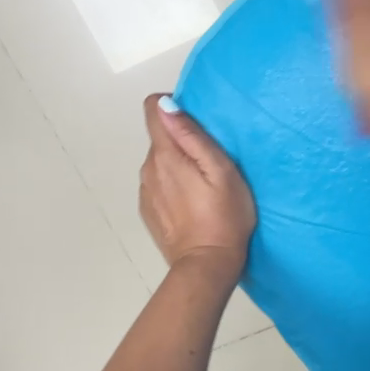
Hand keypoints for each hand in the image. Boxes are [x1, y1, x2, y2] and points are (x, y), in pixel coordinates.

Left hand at [139, 94, 255, 274]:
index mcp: (165, 154)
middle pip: (160, 139)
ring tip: (203, 186)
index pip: (152, 110)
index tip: (196, 122)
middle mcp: (148, 168)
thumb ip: (193, 136)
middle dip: (181, 142)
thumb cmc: (224, 216)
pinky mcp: (148, 211)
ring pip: (159, 164)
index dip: (172, 107)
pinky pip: (158, 185)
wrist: (207, 265)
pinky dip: (172, 187)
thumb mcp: (222, 171)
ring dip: (177, 166)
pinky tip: (191, 205)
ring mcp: (145, 191)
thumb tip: (166, 105)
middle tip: (210, 163)